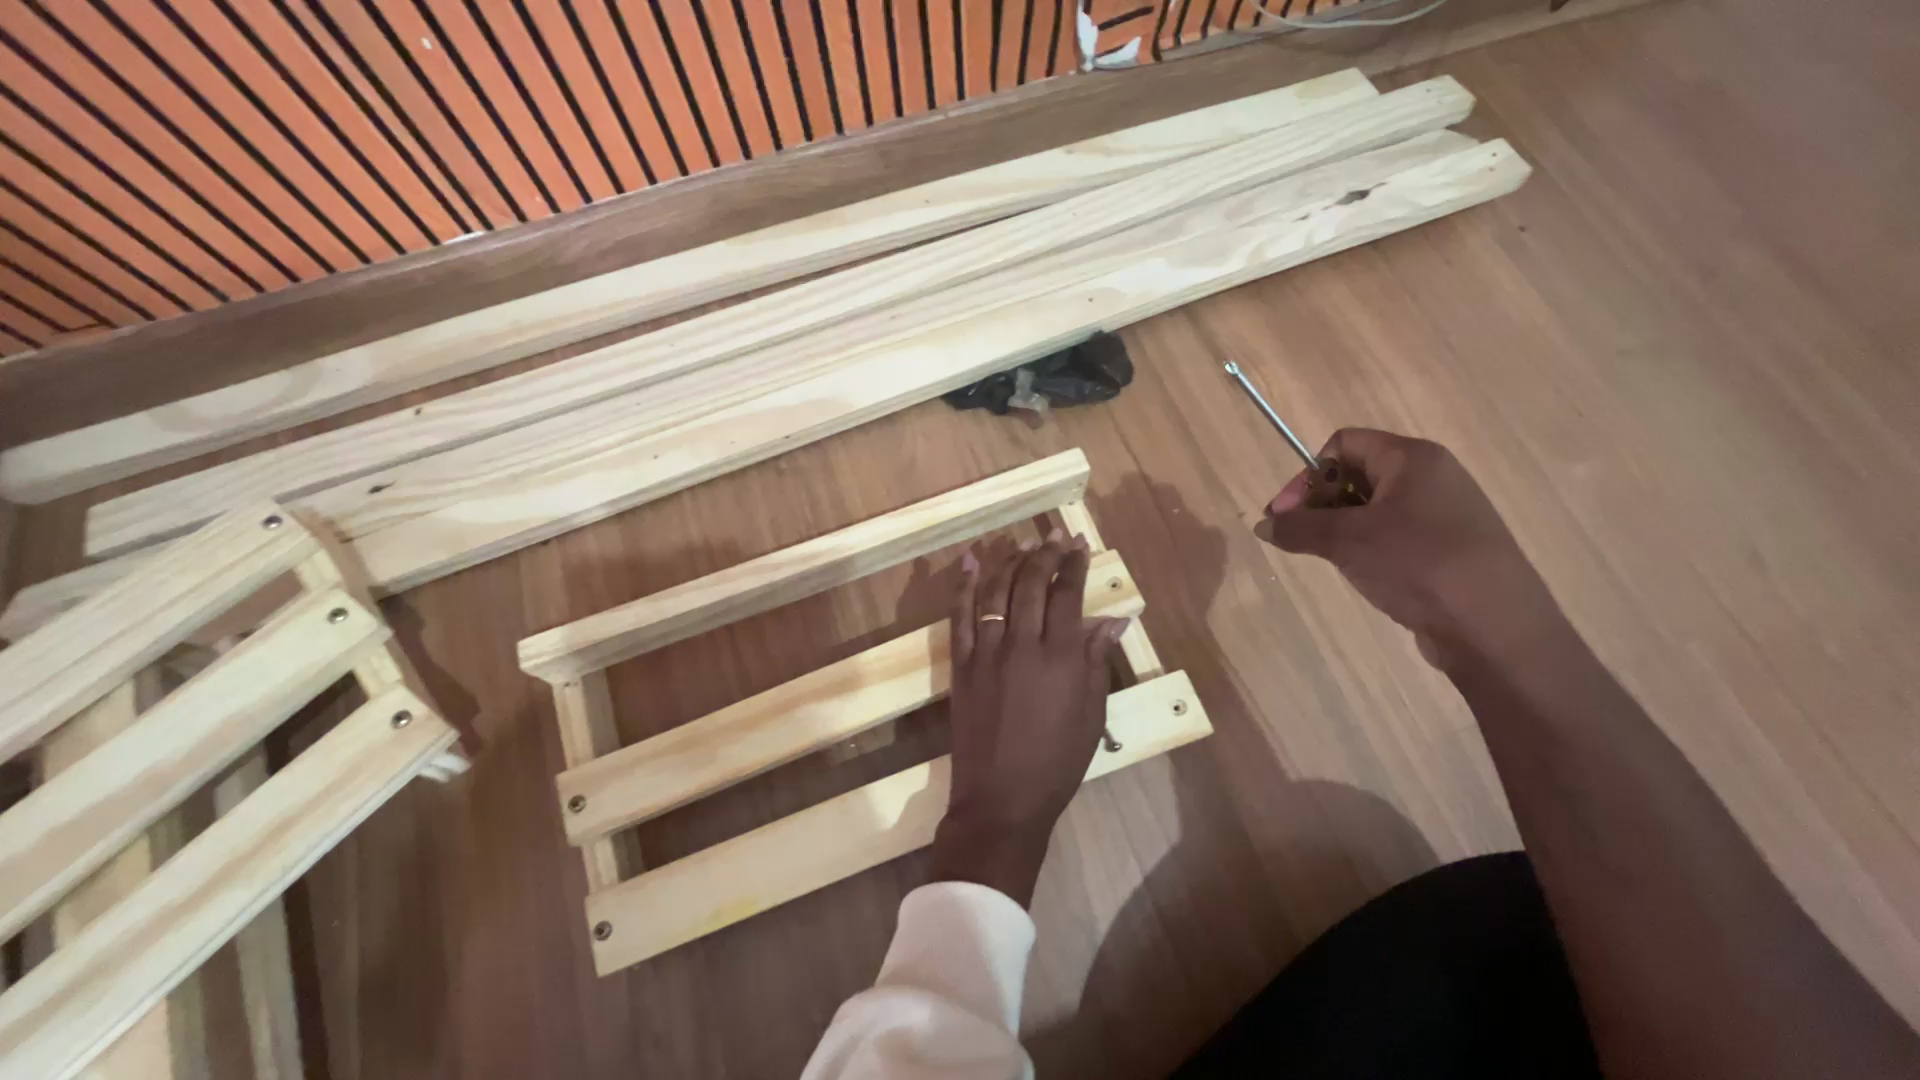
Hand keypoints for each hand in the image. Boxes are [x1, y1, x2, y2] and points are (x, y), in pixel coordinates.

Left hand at [928, 532, 1128, 905]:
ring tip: (1023, 544)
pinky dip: (965, 586)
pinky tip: (972, 562)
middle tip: (1055, 537)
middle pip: (1032, 584)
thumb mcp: (1093, 716)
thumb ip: (1098, 663)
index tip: (1080, 546)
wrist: (1001, 799)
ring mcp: (987, 653)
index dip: (1075, 565)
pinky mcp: (961, 666)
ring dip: (1010, 561)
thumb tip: (1112, 620)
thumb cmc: (1057, 763)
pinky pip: (961, 616)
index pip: (1069, 595)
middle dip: (1045, 554)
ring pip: (996, 591)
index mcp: (1063, 659)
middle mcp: (1024, 646)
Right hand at [1257, 429, 1568, 669]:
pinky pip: (1397, 534)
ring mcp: (1446, 512)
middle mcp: (1433, 475)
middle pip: (1358, 473)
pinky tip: (1367, 575)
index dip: (1308, 474)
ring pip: (1376, 507)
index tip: (1287, 515)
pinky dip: (1371, 548)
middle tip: (1301, 539)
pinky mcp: (1451, 546)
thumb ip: (1299, 527)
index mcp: (1413, 458)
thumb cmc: (1418, 565)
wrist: (1494, 626)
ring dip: (1343, 529)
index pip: (1344, 444)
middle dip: (1322, 503)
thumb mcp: (1347, 542)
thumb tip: (1263, 525)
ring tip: (1333, 560)